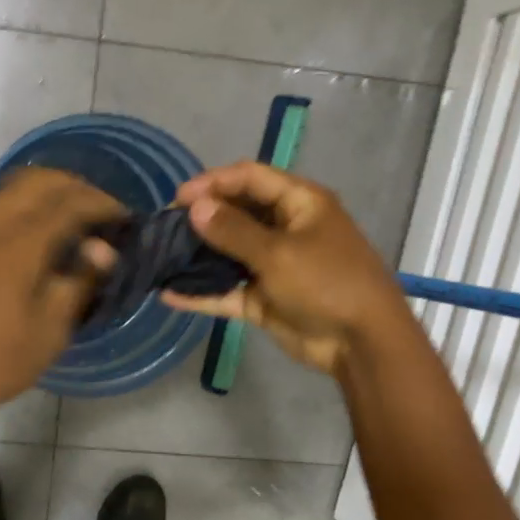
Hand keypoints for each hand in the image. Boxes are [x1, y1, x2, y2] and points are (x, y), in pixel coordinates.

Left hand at [0, 168, 122, 409]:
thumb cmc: (5, 358)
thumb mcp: (53, 325)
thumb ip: (81, 278)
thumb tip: (103, 249)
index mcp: (19, 245)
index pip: (68, 203)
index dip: (101, 204)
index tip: (126, 218)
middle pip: (38, 181)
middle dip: (75, 187)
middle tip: (102, 212)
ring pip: (14, 189)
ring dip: (49, 191)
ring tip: (77, 217)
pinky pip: (0, 208)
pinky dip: (28, 205)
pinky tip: (46, 233)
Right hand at [163, 162, 401, 374]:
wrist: (359, 341)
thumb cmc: (327, 283)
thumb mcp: (279, 253)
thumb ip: (234, 231)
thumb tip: (194, 208)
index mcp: (299, 203)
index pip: (250, 178)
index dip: (213, 182)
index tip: (177, 198)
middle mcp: (284, 228)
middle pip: (236, 214)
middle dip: (201, 219)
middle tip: (164, 229)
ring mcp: (272, 266)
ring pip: (228, 254)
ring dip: (197, 256)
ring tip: (160, 257)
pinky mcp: (263, 300)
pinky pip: (226, 291)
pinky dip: (201, 293)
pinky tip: (169, 294)